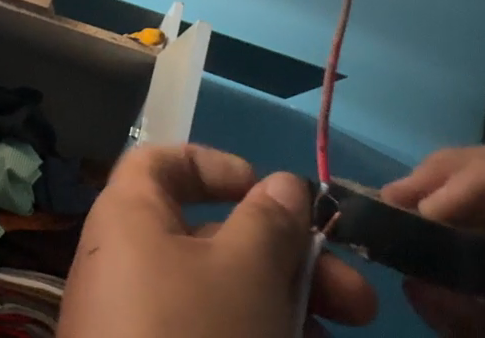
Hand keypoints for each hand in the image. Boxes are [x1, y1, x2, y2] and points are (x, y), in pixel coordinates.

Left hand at [58, 144, 377, 337]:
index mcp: (130, 216)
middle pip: (212, 239)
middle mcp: (126, 261)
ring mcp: (136, 320)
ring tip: (345, 333)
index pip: (162, 164)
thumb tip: (284, 184)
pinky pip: (208, 334)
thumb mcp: (246, 271)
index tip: (274, 194)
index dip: (216, 166)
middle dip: (289, 261)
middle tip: (358, 299)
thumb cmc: (193, 334)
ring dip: (286, 307)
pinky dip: (257, 335)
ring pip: (220, 296)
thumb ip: (269, 221)